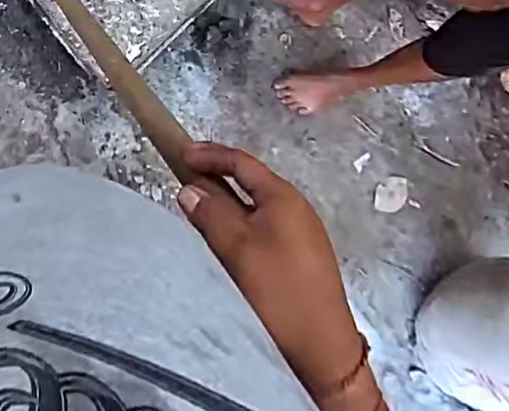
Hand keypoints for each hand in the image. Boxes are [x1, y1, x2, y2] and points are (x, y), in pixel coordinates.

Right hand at [178, 144, 365, 395]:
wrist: (325, 355)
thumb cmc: (279, 292)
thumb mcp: (237, 248)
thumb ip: (210, 213)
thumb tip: (189, 190)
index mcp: (283, 197)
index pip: (241, 162)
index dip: (210, 154)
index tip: (182, 152)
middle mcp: (296, 208)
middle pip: (250, 181)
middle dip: (216, 177)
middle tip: (187, 179)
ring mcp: (302, 234)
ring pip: (255, 206)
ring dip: (227, 202)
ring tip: (200, 210)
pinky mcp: (302, 259)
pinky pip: (263, 226)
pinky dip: (240, 223)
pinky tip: (227, 240)